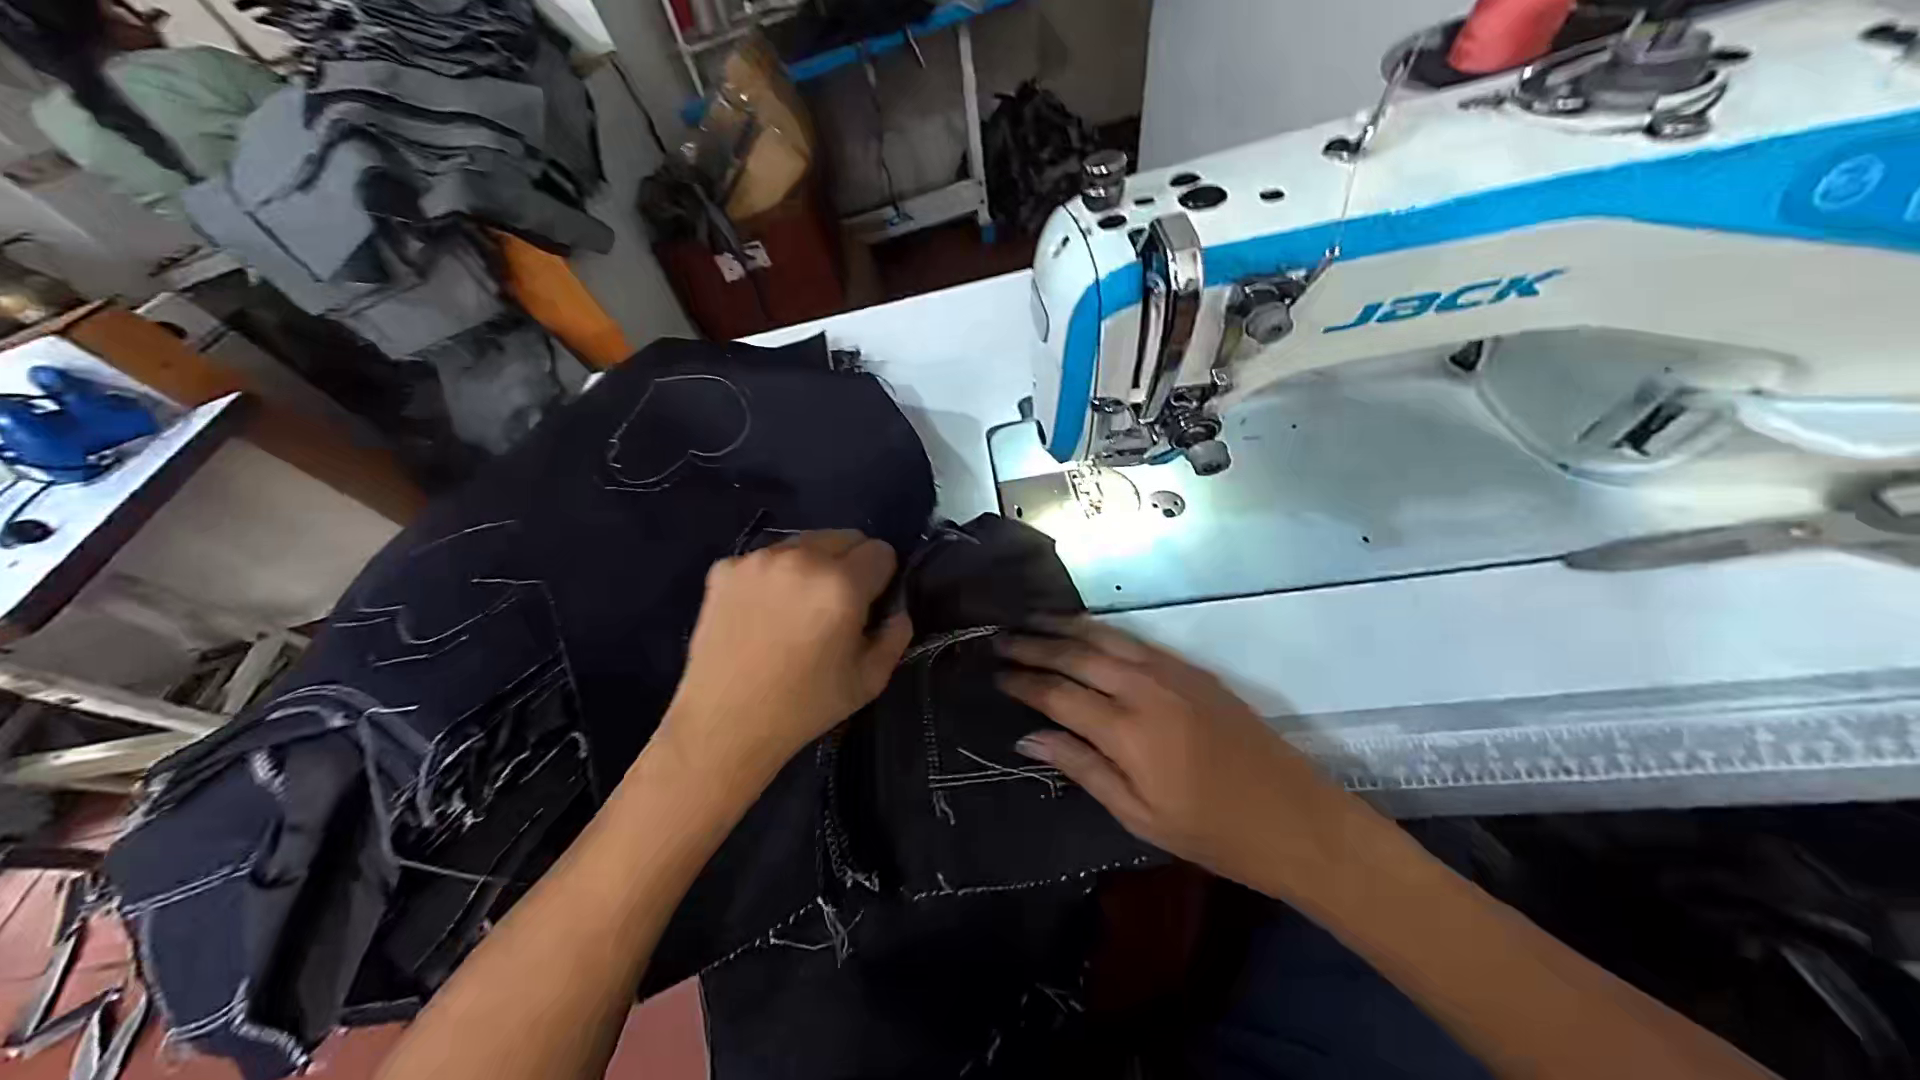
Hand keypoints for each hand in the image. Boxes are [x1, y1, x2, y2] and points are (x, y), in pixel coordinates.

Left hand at [658, 530, 911, 780]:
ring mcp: (758, 560)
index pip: (881, 551)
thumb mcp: (869, 681)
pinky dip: (771, 577)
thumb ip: (895, 636)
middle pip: (844, 537)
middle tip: (835, 606)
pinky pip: (764, 559)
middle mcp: (801, 558)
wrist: (724, 724)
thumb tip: (896, 611)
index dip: (882, 578)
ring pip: (803, 543)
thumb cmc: (804, 707)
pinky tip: (761, 613)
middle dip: (850, 564)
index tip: (870, 605)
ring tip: (796, 609)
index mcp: (842, 584)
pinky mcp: (724, 569)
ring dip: (811, 565)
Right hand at [997, 618, 1375, 891]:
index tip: (995, 674)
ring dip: (1066, 627)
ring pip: (1107, 638)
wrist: (1297, 819)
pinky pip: (1137, 641)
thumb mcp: (1138, 815)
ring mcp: (1174, 674)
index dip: (1023, 683)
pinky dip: (1104, 631)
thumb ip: (1082, 768)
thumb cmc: (1213, 832)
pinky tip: (1087, 631)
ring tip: (1033, 621)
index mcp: (1128, 732)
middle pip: (1077, 655)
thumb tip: (1028, 739)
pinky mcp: (1195, 671)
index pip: (1058, 694)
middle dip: (1034, 645)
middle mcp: (1146, 690)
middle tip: (1000, 639)